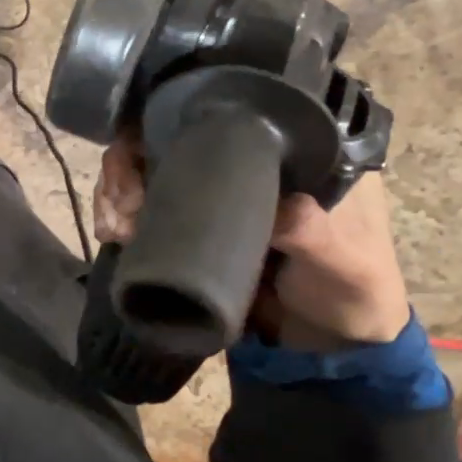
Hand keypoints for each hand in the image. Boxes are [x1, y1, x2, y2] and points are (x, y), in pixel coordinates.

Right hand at [94, 139, 410, 350]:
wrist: (329, 342)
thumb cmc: (352, 292)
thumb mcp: (345, 263)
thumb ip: (314, 234)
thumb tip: (275, 204)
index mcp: (286, 154)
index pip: (218, 119)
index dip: (173, 127)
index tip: (146, 157)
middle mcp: (239, 160)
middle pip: (163, 138)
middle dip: (128, 166)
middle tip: (122, 206)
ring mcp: (207, 188)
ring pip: (141, 166)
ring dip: (114, 191)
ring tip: (114, 228)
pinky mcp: (184, 217)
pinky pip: (136, 199)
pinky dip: (113, 210)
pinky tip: (110, 233)